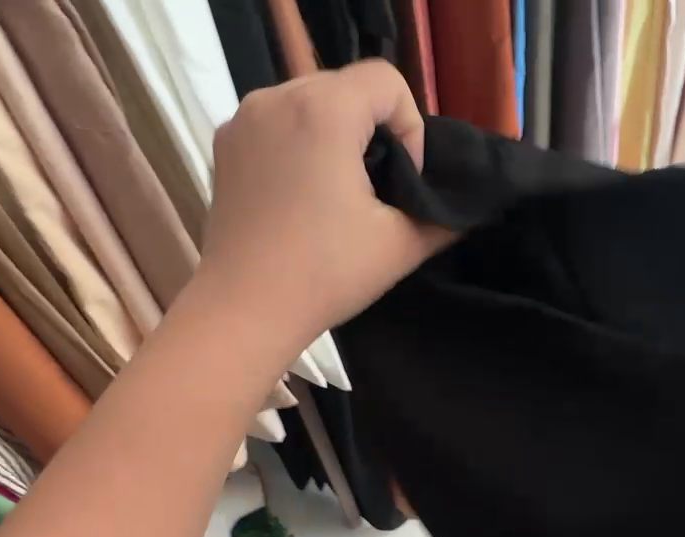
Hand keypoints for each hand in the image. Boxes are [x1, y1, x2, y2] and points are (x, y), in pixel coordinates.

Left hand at [195, 61, 448, 351]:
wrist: (246, 308)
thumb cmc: (326, 274)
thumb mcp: (400, 247)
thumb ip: (442, 219)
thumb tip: (458, 212)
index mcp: (323, 110)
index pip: (386, 80)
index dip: (410, 126)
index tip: (402, 179)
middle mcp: (277, 97)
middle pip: (347, 87)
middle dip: (373, 130)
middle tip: (377, 190)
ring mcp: (244, 119)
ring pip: (310, 103)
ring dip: (337, 137)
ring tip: (340, 193)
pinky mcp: (226, 144)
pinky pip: (278, 125)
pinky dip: (300, 147)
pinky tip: (304, 197)